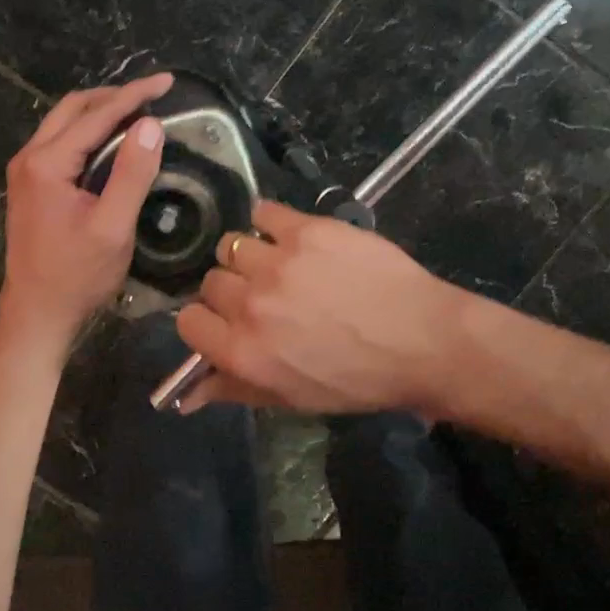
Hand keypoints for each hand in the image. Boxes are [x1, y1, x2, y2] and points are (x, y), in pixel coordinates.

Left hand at [0, 74, 170, 347]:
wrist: (36, 315)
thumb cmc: (76, 276)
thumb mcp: (113, 227)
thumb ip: (132, 174)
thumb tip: (151, 125)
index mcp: (47, 163)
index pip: (97, 115)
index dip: (134, 95)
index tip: (168, 82)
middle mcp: (30, 157)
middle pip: (74, 107)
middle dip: (115, 96)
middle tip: (154, 94)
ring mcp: (26, 170)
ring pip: (65, 122)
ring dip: (101, 111)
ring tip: (140, 111)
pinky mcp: (31, 184)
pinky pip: (62, 140)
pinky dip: (90, 130)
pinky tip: (114, 140)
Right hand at [175, 201, 467, 414]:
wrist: (423, 340)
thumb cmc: (359, 379)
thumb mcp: (292, 398)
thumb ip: (235, 389)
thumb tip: (186, 395)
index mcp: (244, 353)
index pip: (189, 322)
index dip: (207, 321)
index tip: (228, 321)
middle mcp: (251, 305)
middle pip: (211, 281)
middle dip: (232, 290)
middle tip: (266, 296)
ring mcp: (277, 262)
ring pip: (233, 245)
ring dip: (251, 256)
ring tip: (281, 264)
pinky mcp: (306, 229)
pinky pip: (264, 213)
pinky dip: (270, 222)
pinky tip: (291, 235)